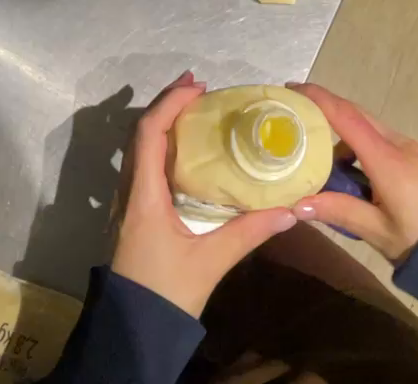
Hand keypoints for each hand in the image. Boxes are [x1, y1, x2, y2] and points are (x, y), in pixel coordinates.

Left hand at [110, 71, 297, 315]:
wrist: (131, 332)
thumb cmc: (166, 293)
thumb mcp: (210, 262)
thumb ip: (249, 233)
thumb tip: (289, 209)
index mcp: (143, 195)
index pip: (149, 133)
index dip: (171, 103)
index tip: (198, 86)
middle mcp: (130, 191)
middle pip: (141, 133)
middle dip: (169, 104)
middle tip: (200, 87)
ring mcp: (128, 203)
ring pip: (140, 148)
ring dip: (164, 123)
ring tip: (196, 110)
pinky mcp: (133, 214)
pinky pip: (144, 165)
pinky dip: (164, 145)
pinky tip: (187, 151)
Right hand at [288, 83, 417, 261]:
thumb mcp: (377, 231)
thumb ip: (338, 211)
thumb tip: (296, 203)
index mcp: (386, 158)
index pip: (346, 117)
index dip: (318, 99)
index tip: (292, 89)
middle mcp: (397, 144)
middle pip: (355, 114)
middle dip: (324, 108)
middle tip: (294, 114)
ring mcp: (408, 148)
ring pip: (367, 126)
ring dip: (341, 131)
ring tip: (314, 152)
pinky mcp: (414, 156)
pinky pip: (378, 138)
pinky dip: (356, 143)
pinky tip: (345, 168)